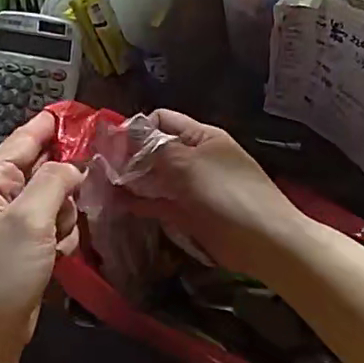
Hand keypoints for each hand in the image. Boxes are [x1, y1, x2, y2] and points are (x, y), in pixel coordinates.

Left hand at [0, 112, 84, 362]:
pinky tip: (58, 258)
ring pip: (55, 203)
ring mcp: (10, 227)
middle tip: (78, 200)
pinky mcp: (24, 252)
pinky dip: (61, 241)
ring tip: (57, 242)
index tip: (82, 112)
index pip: (23, 141)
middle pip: (44, 172)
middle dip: (64, 186)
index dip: (52, 126)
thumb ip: (54, 182)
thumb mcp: (28, 221)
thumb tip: (74, 164)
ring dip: (65, 219)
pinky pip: (53, 230)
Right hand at [120, 109, 309, 279]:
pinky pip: (159, 203)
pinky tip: (117, 203)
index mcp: (202, 137)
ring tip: (102, 185)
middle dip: (129, 156)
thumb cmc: (228, 194)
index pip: (161, 121)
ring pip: (154, 178)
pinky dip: (140, 202)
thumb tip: (128, 132)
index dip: (136, 130)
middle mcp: (194, 158)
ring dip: (131, 180)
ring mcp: (191, 187)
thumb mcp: (189, 164)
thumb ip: (155, 149)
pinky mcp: (187, 214)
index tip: (111, 146)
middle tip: (100, 168)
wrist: (263, 240)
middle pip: (155, 150)